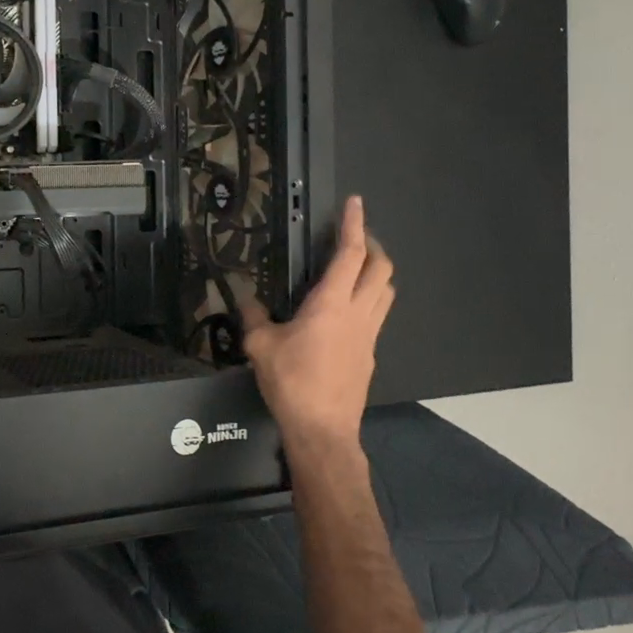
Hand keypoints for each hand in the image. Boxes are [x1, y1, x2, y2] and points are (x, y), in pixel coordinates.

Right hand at [243, 195, 393, 457]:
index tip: (354, 203)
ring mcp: (368, 335)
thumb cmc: (292, 382)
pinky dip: (367, 300)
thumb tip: (247, 300)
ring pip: (385, 292)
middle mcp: (357, 313)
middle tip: (355, 236)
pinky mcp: (368, 354)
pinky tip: (343, 311)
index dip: (354, 225)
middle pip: (381, 269)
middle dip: (373, 245)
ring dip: (376, 272)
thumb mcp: (260, 346)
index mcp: (330, 304)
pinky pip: (376, 316)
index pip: (350, 254)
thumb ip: (254, 318)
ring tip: (354, 268)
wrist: (322, 428)